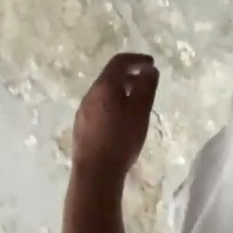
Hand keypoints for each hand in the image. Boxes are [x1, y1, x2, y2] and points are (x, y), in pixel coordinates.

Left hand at [71, 53, 158, 185]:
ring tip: (136, 103)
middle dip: (129, 75)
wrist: (95, 173)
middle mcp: (90, 94)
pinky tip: (121, 121)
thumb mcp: (140, 110)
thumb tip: (149, 69)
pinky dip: (113, 104)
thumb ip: (146, 86)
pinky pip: (99, 107)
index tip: (151, 64)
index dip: (137, 59)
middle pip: (110, 76)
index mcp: (104, 86)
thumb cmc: (121, 138)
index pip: (119, 61)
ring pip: (104, 93)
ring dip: (120, 91)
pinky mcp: (81, 127)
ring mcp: (83, 111)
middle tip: (146, 83)